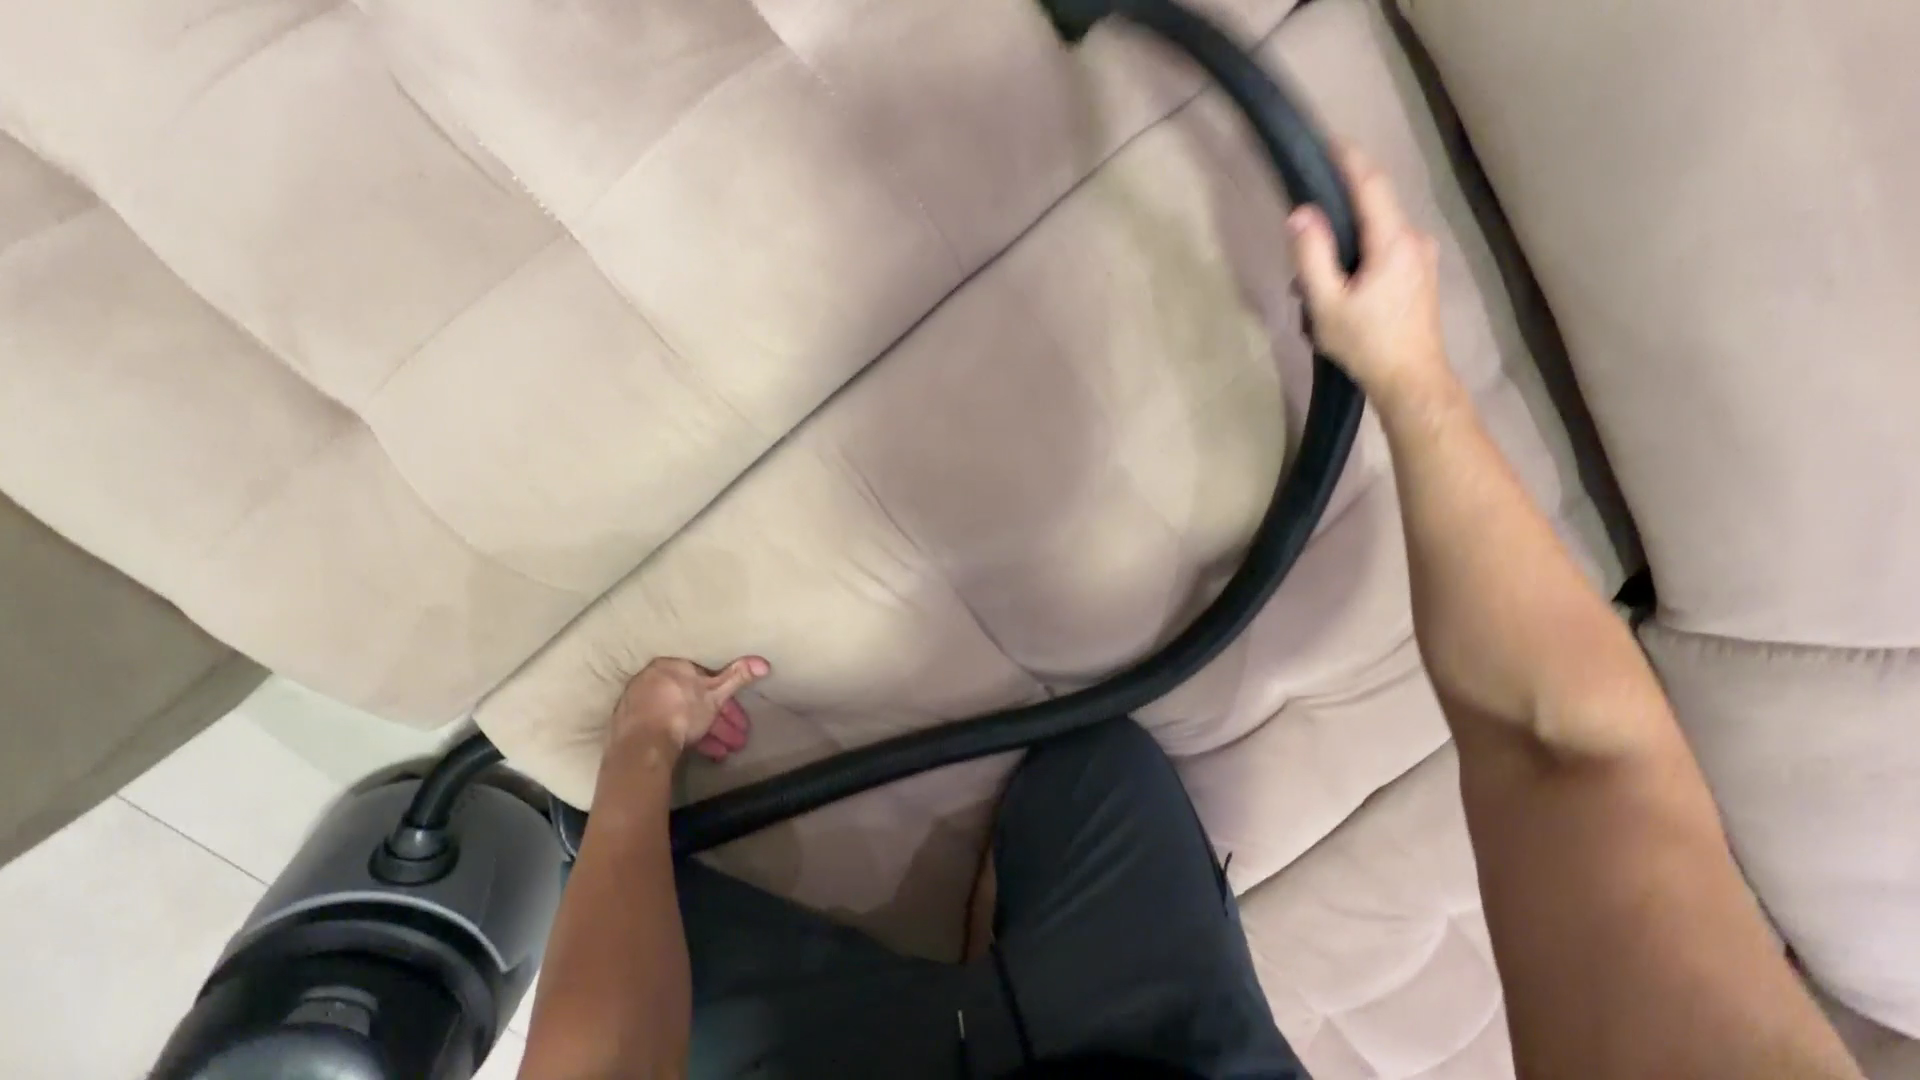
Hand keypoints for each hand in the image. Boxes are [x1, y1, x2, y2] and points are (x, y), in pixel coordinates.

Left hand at [608, 656, 770, 762]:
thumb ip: (738, 676)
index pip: (705, 679)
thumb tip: (764, 662)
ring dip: (707, 735)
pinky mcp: (631, 728)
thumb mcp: (716, 693)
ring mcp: (639, 705)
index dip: (727, 701)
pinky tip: (700, 754)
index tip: (740, 720)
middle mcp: (652, 681)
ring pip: (681, 717)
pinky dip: (685, 739)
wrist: (642, 746)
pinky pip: (665, 729)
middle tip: (737, 742)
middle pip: (694, 700)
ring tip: (723, 754)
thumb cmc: (682, 712)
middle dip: (720, 723)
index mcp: (671, 666)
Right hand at [1288, 143, 1452, 404]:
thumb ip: (1312, 256)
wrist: (1412, 380)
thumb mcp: (1327, 303)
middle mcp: (1414, 240)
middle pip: (1373, 208)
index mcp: (1393, 241)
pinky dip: (1358, 260)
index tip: (1328, 139)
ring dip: (1345, 247)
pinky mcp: (1420, 278)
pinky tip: (1338, 292)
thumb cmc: (1367, 343)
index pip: (1370, 184)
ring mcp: (1422, 259)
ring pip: (1377, 235)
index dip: (1349, 158)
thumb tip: (1301, 215)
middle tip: (1304, 232)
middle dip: (1338, 214)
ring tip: (1314, 283)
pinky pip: (1385, 253)